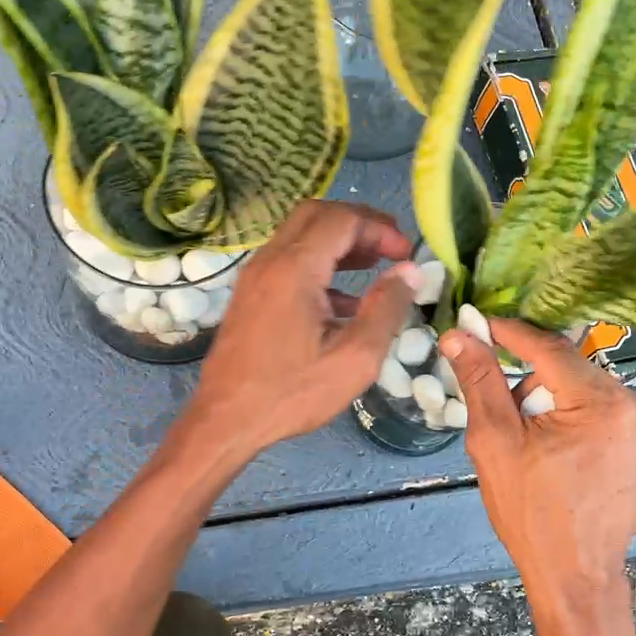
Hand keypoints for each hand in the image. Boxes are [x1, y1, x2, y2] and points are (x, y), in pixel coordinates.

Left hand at [186, 200, 419, 453]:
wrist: (226, 420)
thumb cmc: (292, 393)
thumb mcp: (354, 357)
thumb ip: (386, 308)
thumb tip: (409, 272)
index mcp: (295, 269)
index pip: (342, 219)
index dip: (380, 228)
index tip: (407, 254)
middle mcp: (270, 261)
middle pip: (317, 216)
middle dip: (359, 225)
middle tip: (391, 249)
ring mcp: (254, 277)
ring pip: (300, 236)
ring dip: (339, 243)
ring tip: (375, 267)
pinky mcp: (249, 296)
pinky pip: (288, 262)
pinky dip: (319, 265)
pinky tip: (344, 302)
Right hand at [438, 317, 635, 612]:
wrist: (575, 576)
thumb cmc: (530, 513)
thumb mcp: (495, 443)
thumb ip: (480, 381)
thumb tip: (459, 335)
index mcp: (604, 403)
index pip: (550, 348)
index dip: (511, 333)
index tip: (480, 324)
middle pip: (572, 371)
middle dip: (533, 379)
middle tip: (502, 404)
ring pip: (591, 392)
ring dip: (557, 400)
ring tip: (531, 437)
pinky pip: (609, 417)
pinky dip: (581, 420)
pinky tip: (560, 452)